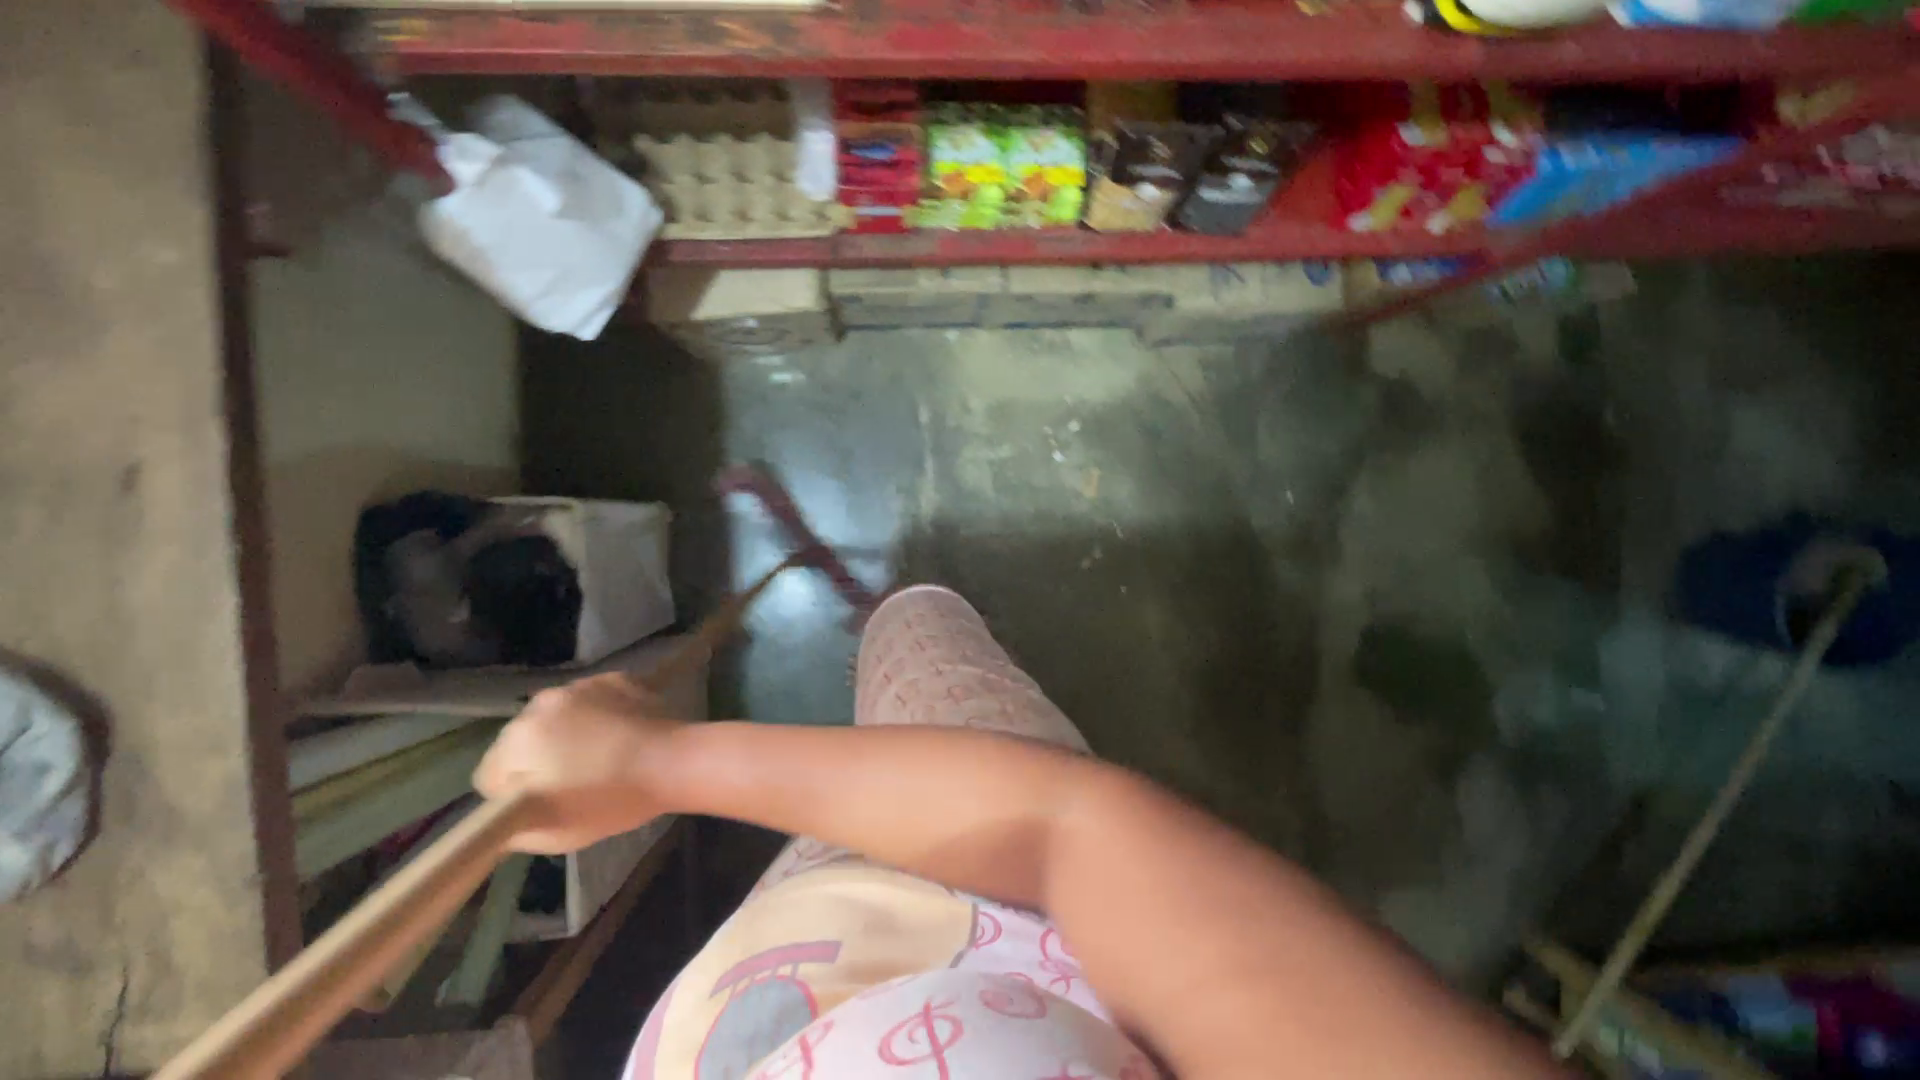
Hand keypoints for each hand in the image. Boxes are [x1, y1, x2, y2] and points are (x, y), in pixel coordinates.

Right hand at [473, 673, 685, 853]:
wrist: (673, 762)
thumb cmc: (612, 799)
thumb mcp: (554, 834)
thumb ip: (512, 828)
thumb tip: (504, 817)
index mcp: (518, 740)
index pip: (490, 776)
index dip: (514, 796)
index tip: (547, 802)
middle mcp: (539, 703)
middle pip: (519, 742)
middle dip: (537, 760)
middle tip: (575, 779)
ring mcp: (577, 685)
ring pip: (553, 717)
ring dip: (565, 733)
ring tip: (600, 754)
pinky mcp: (609, 677)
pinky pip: (587, 700)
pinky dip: (595, 714)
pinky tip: (617, 732)